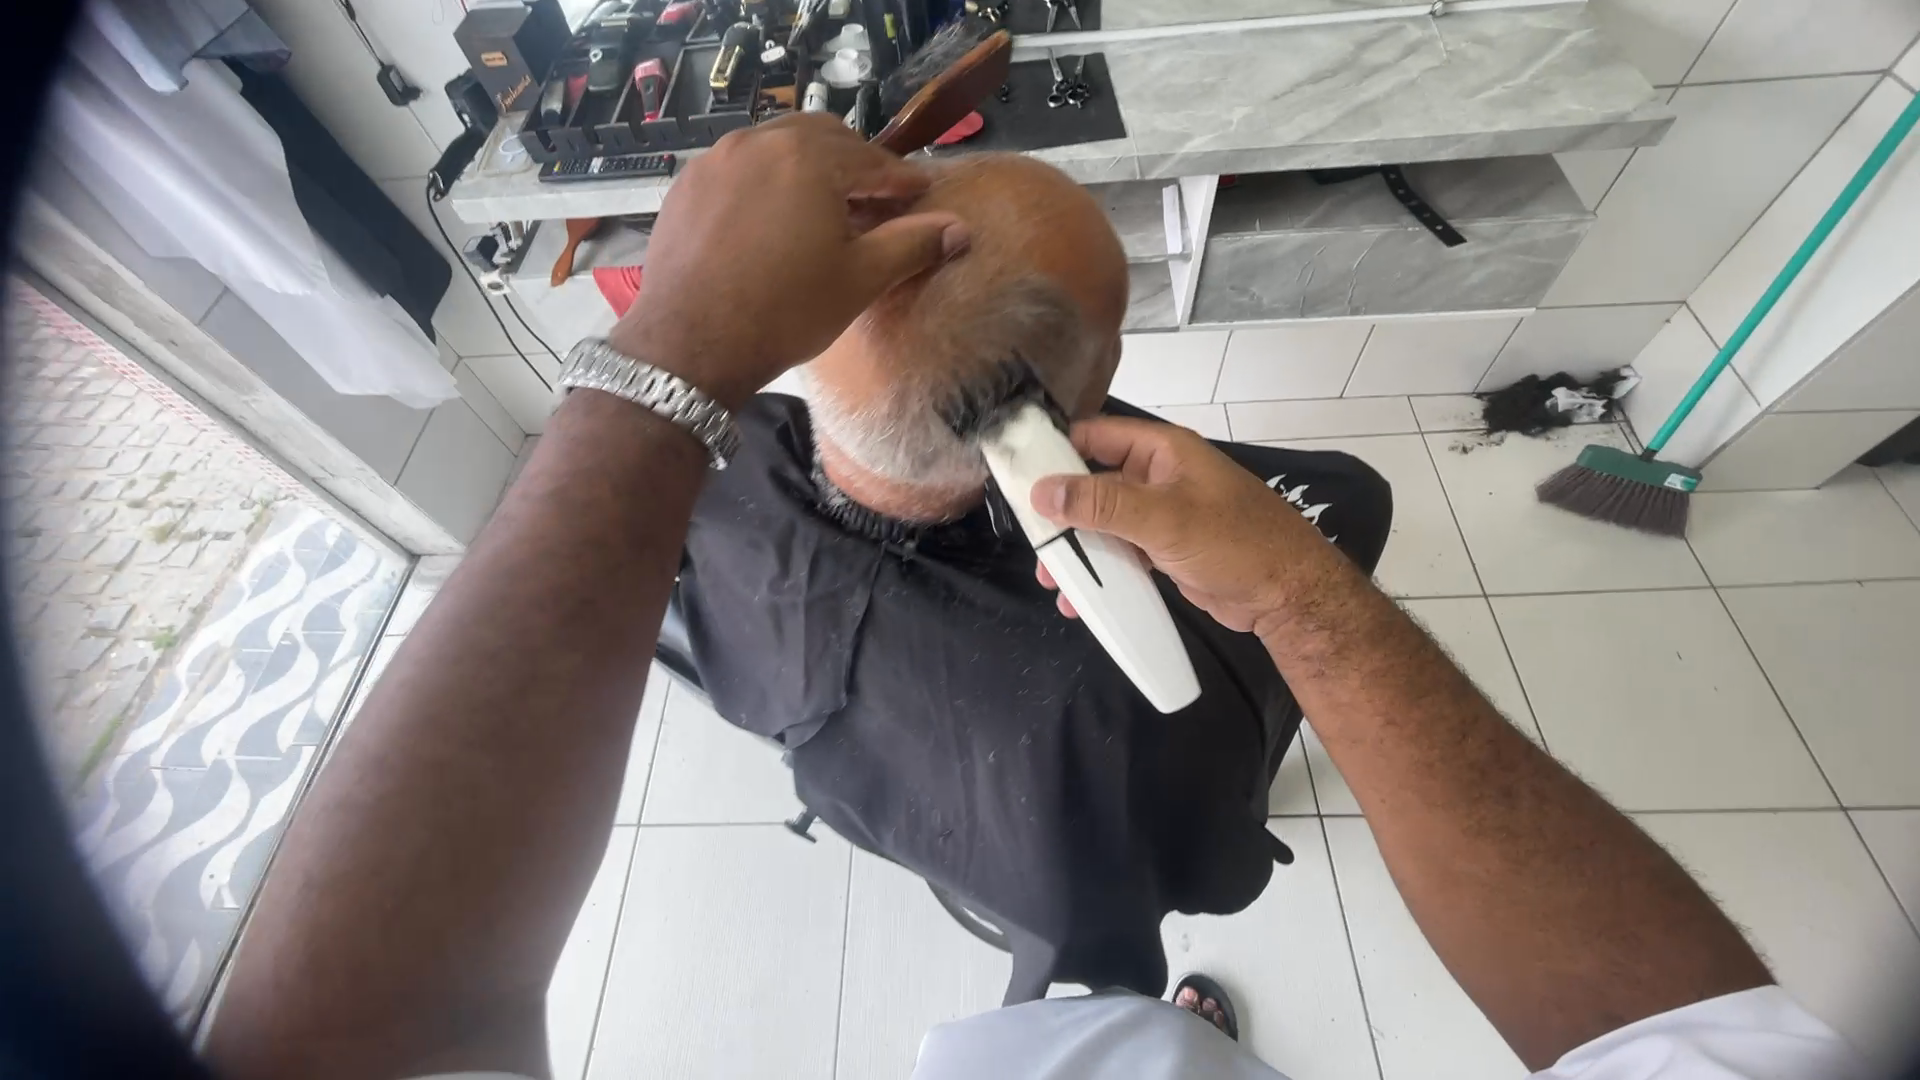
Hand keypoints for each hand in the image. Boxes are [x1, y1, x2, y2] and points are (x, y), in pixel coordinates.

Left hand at [608, 114, 968, 405]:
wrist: (693, 343)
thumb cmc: (788, 311)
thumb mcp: (860, 280)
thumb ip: (912, 245)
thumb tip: (961, 230)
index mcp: (809, 157)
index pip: (872, 160)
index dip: (902, 181)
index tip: (921, 196)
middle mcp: (759, 141)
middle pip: (822, 139)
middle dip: (855, 165)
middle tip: (874, 200)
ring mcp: (716, 159)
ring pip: (777, 149)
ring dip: (809, 171)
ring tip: (823, 211)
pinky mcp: (687, 186)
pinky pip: (740, 171)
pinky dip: (768, 185)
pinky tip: (773, 223)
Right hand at [1029, 416, 1354, 637]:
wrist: (1288, 597)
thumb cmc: (1234, 542)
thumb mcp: (1164, 518)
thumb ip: (1101, 504)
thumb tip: (1041, 491)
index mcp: (1161, 452)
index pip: (1096, 437)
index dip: (1057, 450)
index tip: (1019, 474)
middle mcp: (1157, 477)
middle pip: (1093, 486)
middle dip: (1062, 515)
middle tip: (1034, 544)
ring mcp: (1160, 515)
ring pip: (1104, 524)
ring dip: (1077, 550)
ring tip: (1052, 581)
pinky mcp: (1164, 550)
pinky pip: (1121, 552)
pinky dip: (1100, 571)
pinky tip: (1081, 598)